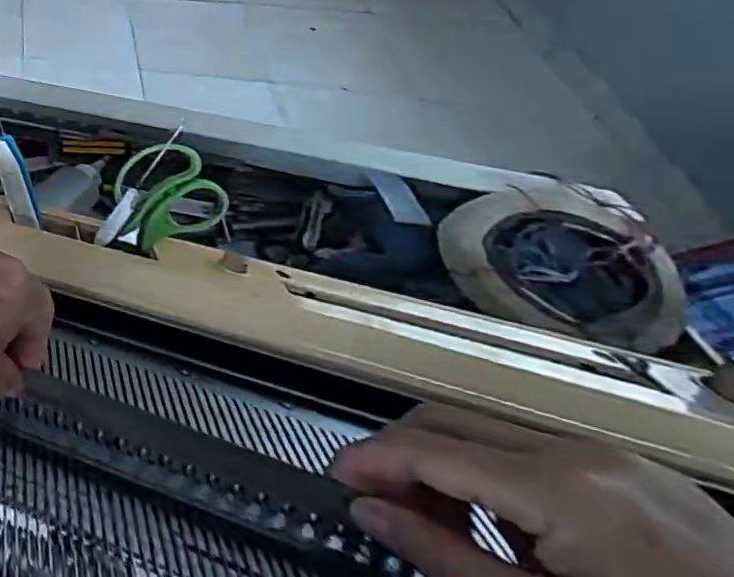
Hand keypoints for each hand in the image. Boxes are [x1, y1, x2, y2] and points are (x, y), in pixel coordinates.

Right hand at [331, 404, 733, 576]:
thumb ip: (445, 556)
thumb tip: (370, 513)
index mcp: (560, 488)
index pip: (422, 448)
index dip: (366, 461)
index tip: (338, 483)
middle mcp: (581, 454)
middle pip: (442, 421)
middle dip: (398, 457)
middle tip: (382, 506)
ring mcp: (616, 461)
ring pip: (482, 432)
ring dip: (445, 468)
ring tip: (447, 528)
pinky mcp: (640, 476)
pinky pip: (535, 454)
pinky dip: (496, 480)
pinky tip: (508, 532)